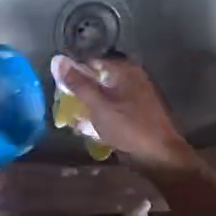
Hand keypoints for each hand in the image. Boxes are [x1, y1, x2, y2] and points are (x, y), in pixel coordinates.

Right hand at [51, 54, 195, 173]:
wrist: (158, 155)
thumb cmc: (128, 127)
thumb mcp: (98, 105)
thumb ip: (77, 83)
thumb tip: (57, 60)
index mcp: (125, 70)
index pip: (91, 63)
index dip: (74, 75)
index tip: (62, 92)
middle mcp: (131, 79)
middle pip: (97, 80)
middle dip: (80, 94)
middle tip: (66, 109)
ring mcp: (135, 97)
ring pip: (103, 97)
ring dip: (88, 108)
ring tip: (76, 123)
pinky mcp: (135, 114)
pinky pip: (112, 110)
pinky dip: (100, 117)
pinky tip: (90, 130)